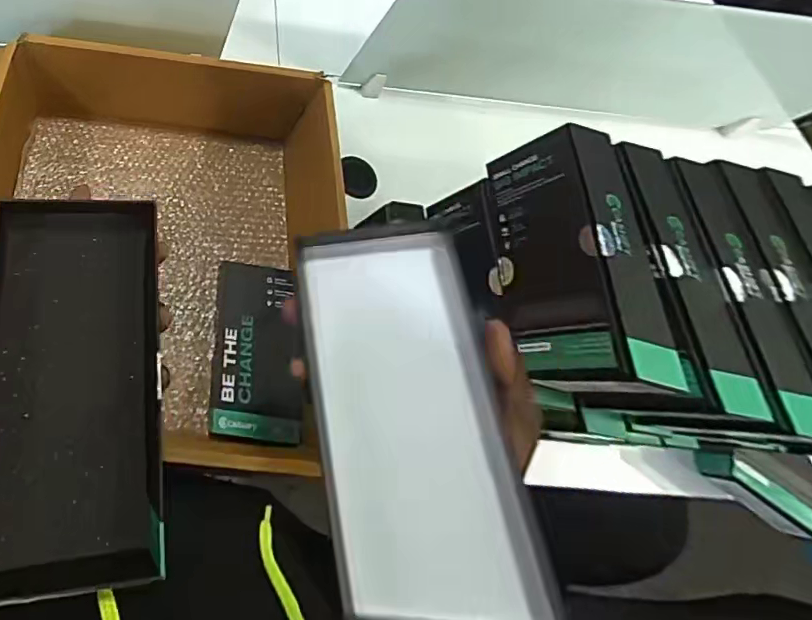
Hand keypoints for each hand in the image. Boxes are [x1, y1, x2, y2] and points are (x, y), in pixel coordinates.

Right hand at [285, 301, 539, 475]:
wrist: (472, 532)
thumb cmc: (497, 461)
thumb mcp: (514, 420)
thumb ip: (508, 379)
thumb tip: (493, 327)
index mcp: (437, 368)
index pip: (403, 325)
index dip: (376, 301)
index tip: (353, 279)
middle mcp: (399, 378)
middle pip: (359, 337)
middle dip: (329, 313)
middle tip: (307, 296)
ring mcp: (375, 403)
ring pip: (337, 360)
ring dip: (312, 338)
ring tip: (297, 318)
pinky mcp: (358, 428)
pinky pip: (329, 398)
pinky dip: (311, 379)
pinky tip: (302, 369)